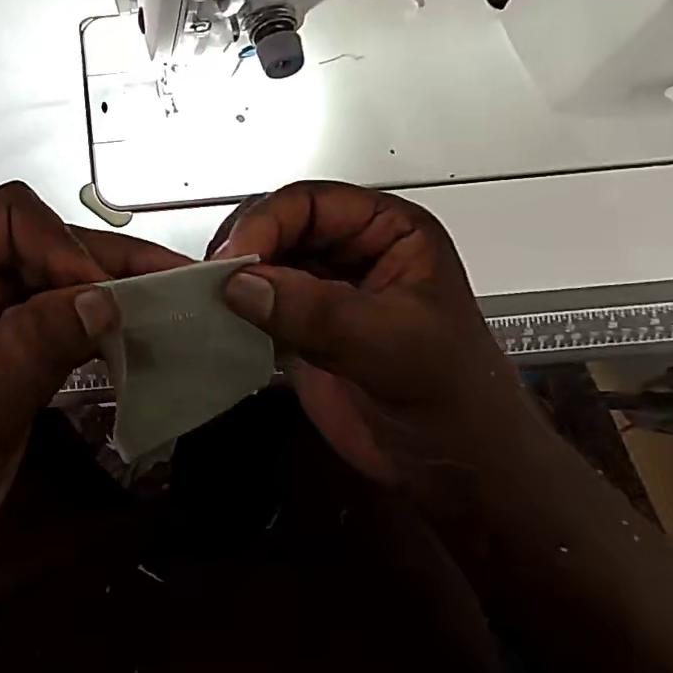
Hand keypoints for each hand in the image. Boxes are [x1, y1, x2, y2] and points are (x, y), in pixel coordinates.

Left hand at [0, 182, 188, 568]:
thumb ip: (32, 346)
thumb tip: (104, 297)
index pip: (8, 217)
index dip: (58, 242)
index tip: (97, 294)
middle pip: (45, 244)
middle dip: (106, 261)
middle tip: (175, 284)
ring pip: (63, 282)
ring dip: (115, 290)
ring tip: (174, 303)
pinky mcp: (17, 356)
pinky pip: (67, 324)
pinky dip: (105, 326)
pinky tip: (141, 338)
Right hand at [209, 181, 538, 482]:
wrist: (452, 468)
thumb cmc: (458, 403)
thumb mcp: (393, 347)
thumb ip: (319, 312)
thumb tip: (246, 283)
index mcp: (389, 233)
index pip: (312, 203)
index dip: (268, 222)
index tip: (238, 257)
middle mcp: (350, 251)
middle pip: (276, 225)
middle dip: (244, 248)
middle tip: (219, 280)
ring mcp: (319, 287)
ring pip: (257, 260)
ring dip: (231, 278)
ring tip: (215, 300)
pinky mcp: (295, 323)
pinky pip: (251, 300)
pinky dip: (230, 307)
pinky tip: (221, 320)